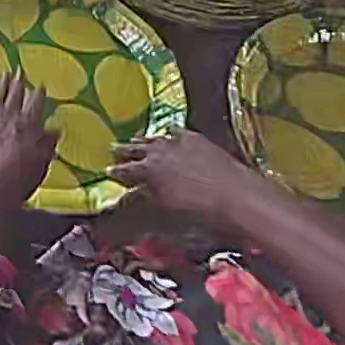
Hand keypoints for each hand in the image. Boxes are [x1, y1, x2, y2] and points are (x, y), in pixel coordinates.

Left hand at [0, 74, 57, 207]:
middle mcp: (10, 117)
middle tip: (20, 69)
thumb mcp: (41, 161)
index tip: (40, 83)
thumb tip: (55, 130)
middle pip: (16, 94)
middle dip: (19, 81)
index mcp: (29, 124)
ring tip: (4, 73)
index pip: (36, 103)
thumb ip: (47, 144)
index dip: (39, 92)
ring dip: (1, 84)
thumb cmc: (20, 176)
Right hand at [111, 131, 269, 231]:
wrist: (236, 195)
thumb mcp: (168, 209)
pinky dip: (169, 135)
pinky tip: (169, 134)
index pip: (126, 170)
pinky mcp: (194, 137)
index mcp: (148, 171)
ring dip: (144, 142)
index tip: (108, 171)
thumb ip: (149, 196)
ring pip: (154, 139)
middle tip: (113, 149)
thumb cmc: (201, 212)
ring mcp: (177, 141)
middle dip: (124, 150)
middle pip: (136, 149)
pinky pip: (174, 132)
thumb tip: (138, 190)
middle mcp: (158, 152)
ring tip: (136, 141)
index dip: (116, 172)